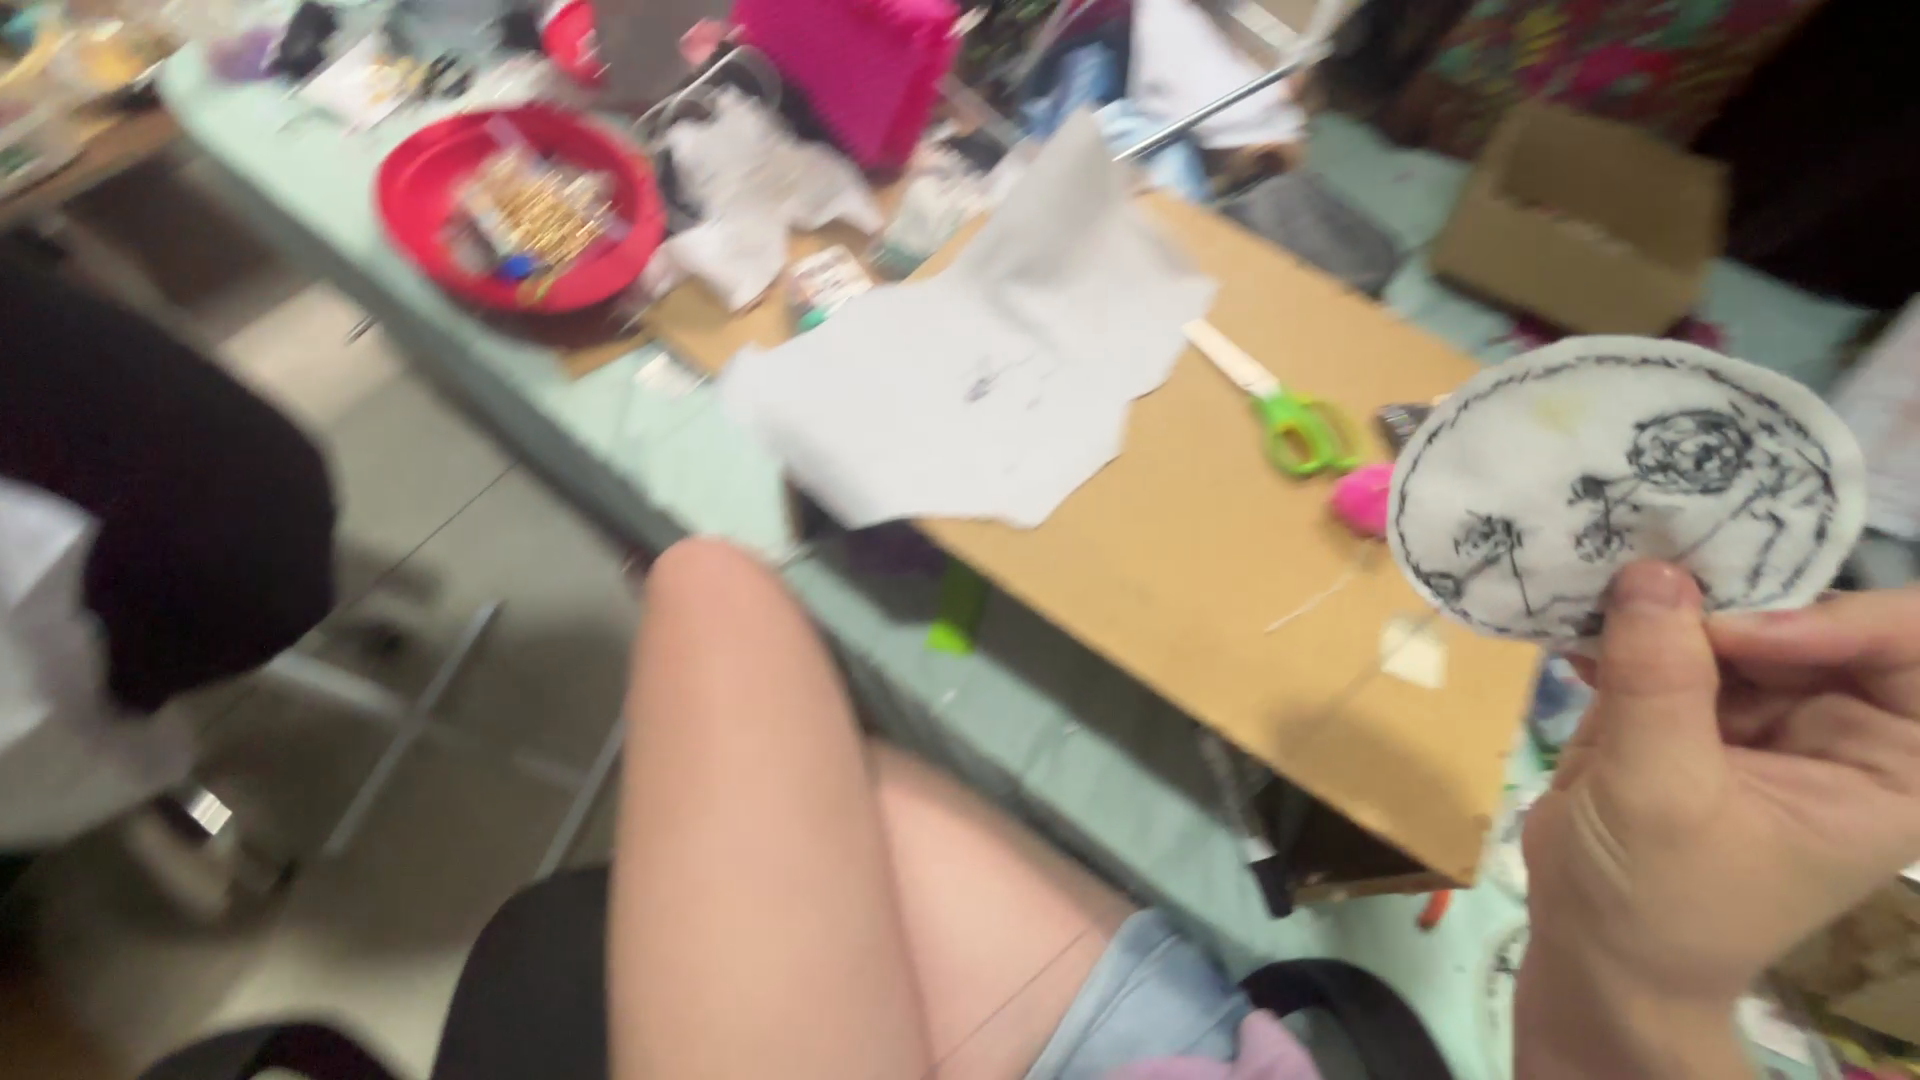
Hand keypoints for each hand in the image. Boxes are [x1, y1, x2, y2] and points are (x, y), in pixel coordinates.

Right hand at [1515, 562, 1919, 1075]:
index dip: (1827, 619)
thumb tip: (1650, 571)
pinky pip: (1655, 651)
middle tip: (1637, 580)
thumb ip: (1658, 679)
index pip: (1903, 650)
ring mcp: (1744, 719)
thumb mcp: (1660, 787)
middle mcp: (1827, 727)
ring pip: (1718, 628)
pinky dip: (1612, 634)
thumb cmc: (1658, 891)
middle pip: (1801, 622)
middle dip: (1723, 600)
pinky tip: (1570, 631)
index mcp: (1884, 760)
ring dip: (1656, 610)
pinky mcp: (1671, 716)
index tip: (1721, 626)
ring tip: (1591, 591)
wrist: (1595, 946)